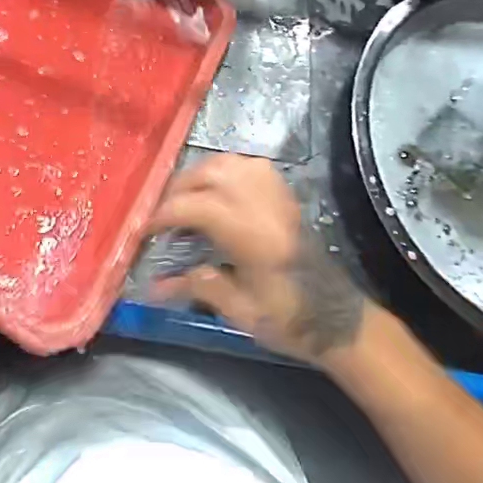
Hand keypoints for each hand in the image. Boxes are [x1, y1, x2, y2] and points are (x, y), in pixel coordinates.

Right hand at [147, 155, 368, 363]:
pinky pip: (250, 166)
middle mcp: (263, 204)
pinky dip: (226, 171)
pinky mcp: (286, 195)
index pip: (194, 206)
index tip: (145, 232)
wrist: (338, 317)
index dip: (163, 216)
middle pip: (210, 175)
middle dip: (178, 190)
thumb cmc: (289, 318)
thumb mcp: (240, 310)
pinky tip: (217, 193)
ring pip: (229, 163)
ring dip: (200, 176)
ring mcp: (277, 195)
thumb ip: (198, 287)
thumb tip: (154, 286)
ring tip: (185, 202)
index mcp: (251, 234)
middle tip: (162, 216)